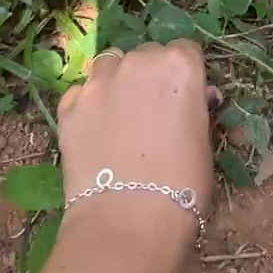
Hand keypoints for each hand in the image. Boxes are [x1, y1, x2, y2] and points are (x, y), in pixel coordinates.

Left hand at [56, 41, 214, 238]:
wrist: (128, 222)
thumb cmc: (182, 184)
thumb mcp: (203, 139)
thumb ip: (195, 106)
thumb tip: (194, 97)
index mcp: (179, 65)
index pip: (185, 50)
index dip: (185, 73)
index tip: (183, 95)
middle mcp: (139, 61)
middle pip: (147, 54)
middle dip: (150, 75)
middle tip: (151, 110)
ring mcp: (100, 81)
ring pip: (110, 64)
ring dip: (117, 80)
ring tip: (119, 115)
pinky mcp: (70, 105)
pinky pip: (81, 92)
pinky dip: (88, 104)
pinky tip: (94, 130)